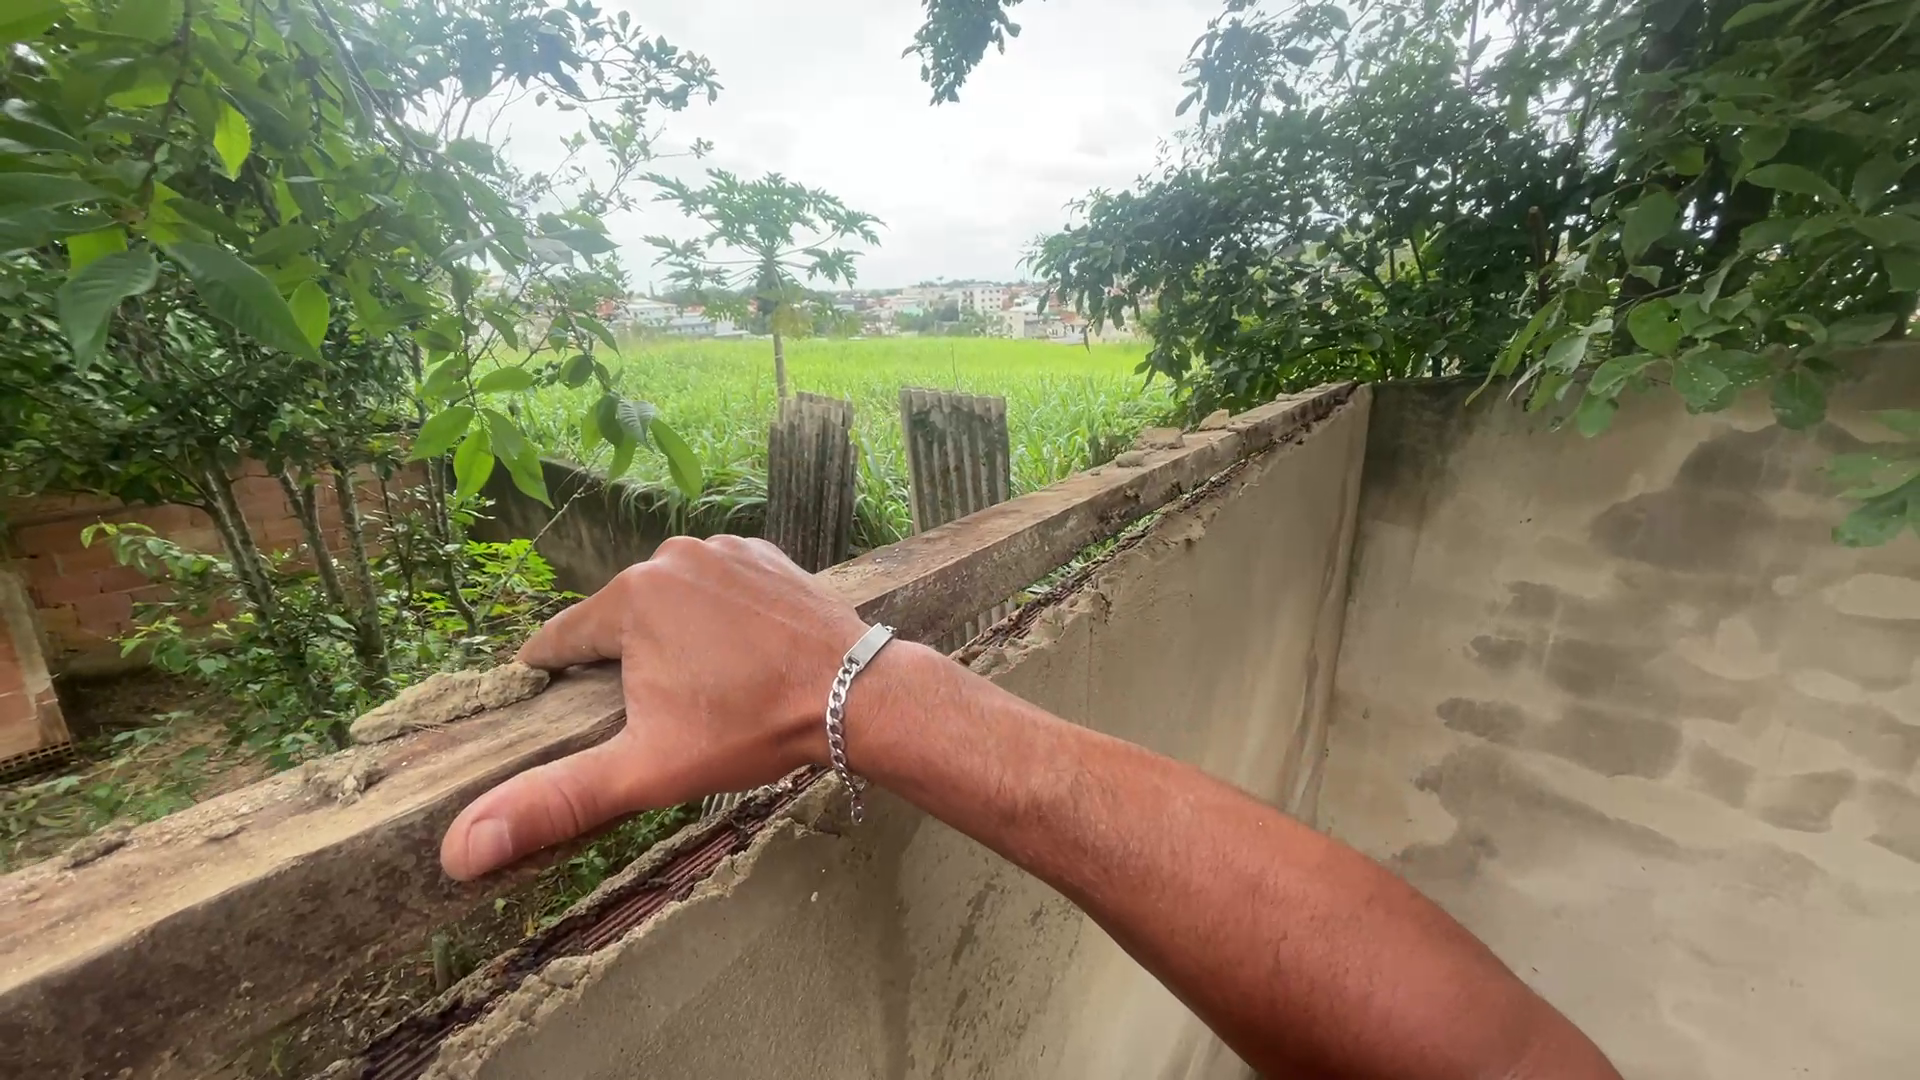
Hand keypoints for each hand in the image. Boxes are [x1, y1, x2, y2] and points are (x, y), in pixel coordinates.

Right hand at [439, 535, 870, 879]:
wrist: (855, 692)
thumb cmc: (752, 725)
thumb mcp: (648, 768)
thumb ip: (555, 800)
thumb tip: (458, 849)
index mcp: (630, 597)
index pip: (561, 640)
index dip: (556, 678)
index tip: (563, 704)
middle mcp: (672, 555)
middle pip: (622, 618)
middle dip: (628, 660)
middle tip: (666, 707)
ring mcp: (725, 549)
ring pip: (673, 598)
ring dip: (677, 633)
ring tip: (710, 681)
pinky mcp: (766, 554)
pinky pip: (720, 584)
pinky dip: (720, 612)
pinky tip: (744, 647)